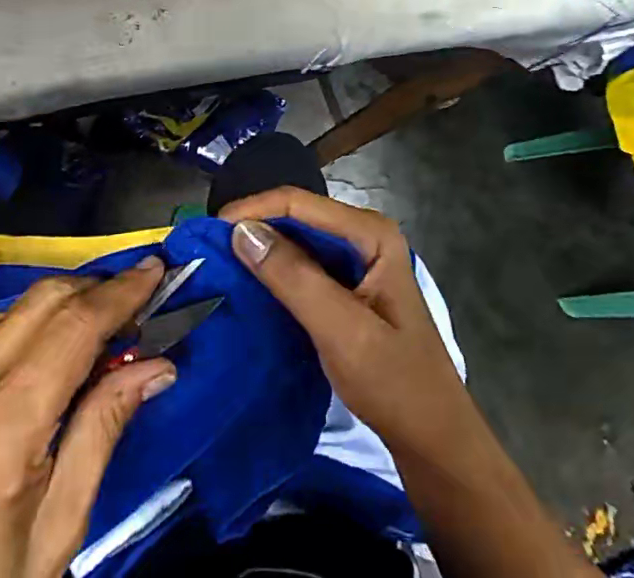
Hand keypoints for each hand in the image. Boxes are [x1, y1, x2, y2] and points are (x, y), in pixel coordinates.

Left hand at [0, 260, 178, 577]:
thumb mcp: (58, 527)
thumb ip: (104, 430)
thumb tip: (159, 365)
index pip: (75, 327)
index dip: (123, 291)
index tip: (161, 269)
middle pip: (46, 300)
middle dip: (102, 287)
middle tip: (145, 303)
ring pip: (21, 306)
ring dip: (74, 300)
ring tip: (113, 324)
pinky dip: (42, 319)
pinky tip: (64, 345)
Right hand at [222, 189, 602, 577]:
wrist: (430, 429)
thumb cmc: (394, 381)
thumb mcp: (342, 330)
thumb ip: (295, 279)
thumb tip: (241, 231)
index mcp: (372, 234)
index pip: (301, 203)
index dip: (252, 211)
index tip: (206, 235)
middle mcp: (365, 235)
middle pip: (299, 216)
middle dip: (252, 228)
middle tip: (203, 252)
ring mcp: (358, 260)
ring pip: (298, 240)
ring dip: (260, 250)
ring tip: (214, 266)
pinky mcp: (348, 285)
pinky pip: (305, 265)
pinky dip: (274, 271)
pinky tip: (247, 286)